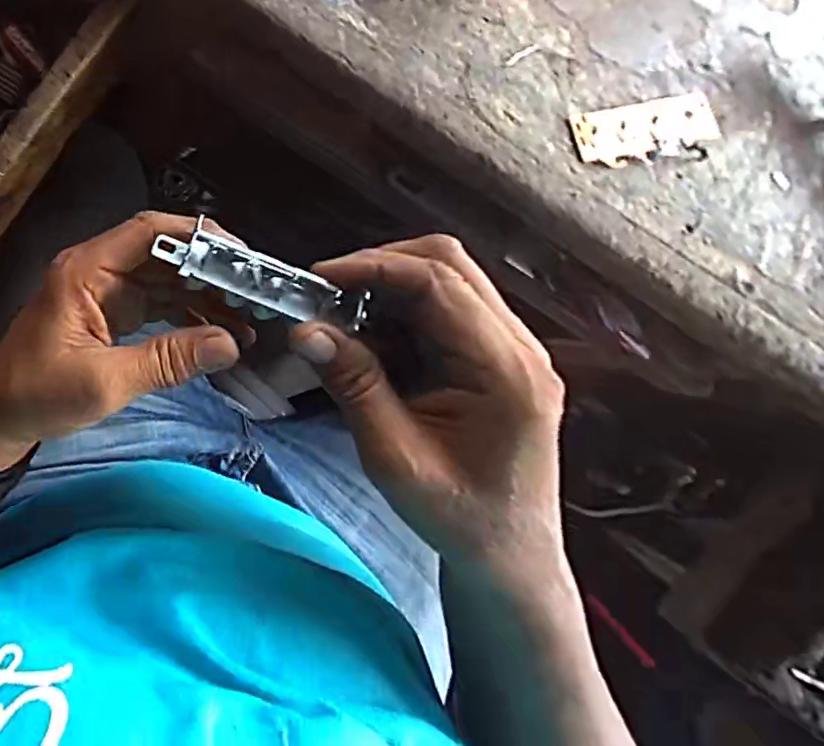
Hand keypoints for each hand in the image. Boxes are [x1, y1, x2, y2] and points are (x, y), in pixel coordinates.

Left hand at [0, 212, 244, 469]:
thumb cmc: (35, 396)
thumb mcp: (104, 382)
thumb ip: (167, 360)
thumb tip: (228, 344)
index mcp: (86, 270)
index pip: (149, 231)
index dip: (197, 236)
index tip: (239, 257)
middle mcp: (99, 270)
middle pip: (165, 251)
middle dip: (211, 268)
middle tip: (253, 289)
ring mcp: (108, 290)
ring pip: (168, 276)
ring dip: (205, 292)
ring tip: (245, 316)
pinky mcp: (115, 312)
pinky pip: (161, 301)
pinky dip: (190, 312)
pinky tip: (218, 329)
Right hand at [288, 235, 566, 564]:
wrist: (509, 559)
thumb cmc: (459, 519)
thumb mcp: (394, 458)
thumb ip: (353, 385)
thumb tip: (305, 329)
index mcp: (505, 369)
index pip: (438, 281)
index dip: (374, 267)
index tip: (320, 278)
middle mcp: (518, 346)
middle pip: (447, 263)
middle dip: (380, 267)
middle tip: (329, 294)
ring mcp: (512, 347)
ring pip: (445, 277)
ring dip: (388, 289)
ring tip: (346, 321)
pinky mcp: (497, 355)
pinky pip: (444, 307)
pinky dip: (401, 313)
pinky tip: (374, 344)